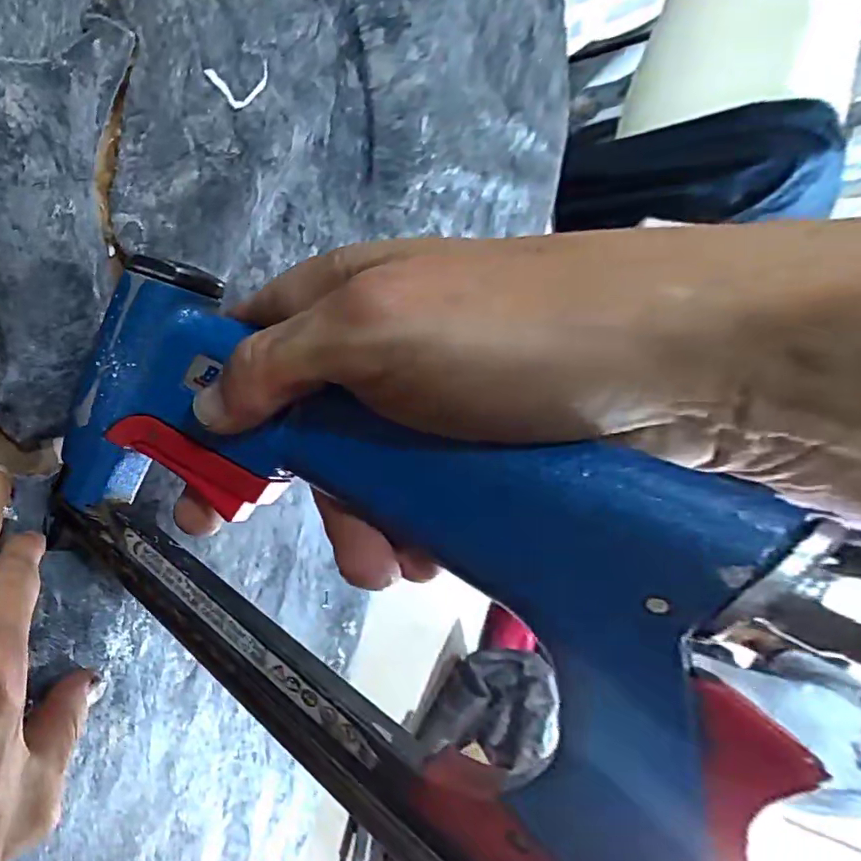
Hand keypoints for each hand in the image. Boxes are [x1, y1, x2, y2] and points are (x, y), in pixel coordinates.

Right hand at [170, 221, 860, 583]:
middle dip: (267, 478)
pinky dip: (403, 530)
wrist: (689, 363)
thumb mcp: (371, 329)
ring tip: (385, 563)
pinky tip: (427, 555)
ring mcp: (414, 397)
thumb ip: (274, 364)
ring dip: (349, 522)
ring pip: (343, 469)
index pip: (234, 339)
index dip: (196, 391)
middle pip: (279, 416)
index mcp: (329, 296)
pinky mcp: (463, 444)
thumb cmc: (505, 331)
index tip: (171, 451)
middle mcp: (363, 343)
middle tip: (221, 527)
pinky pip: (404, 494)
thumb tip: (203, 408)